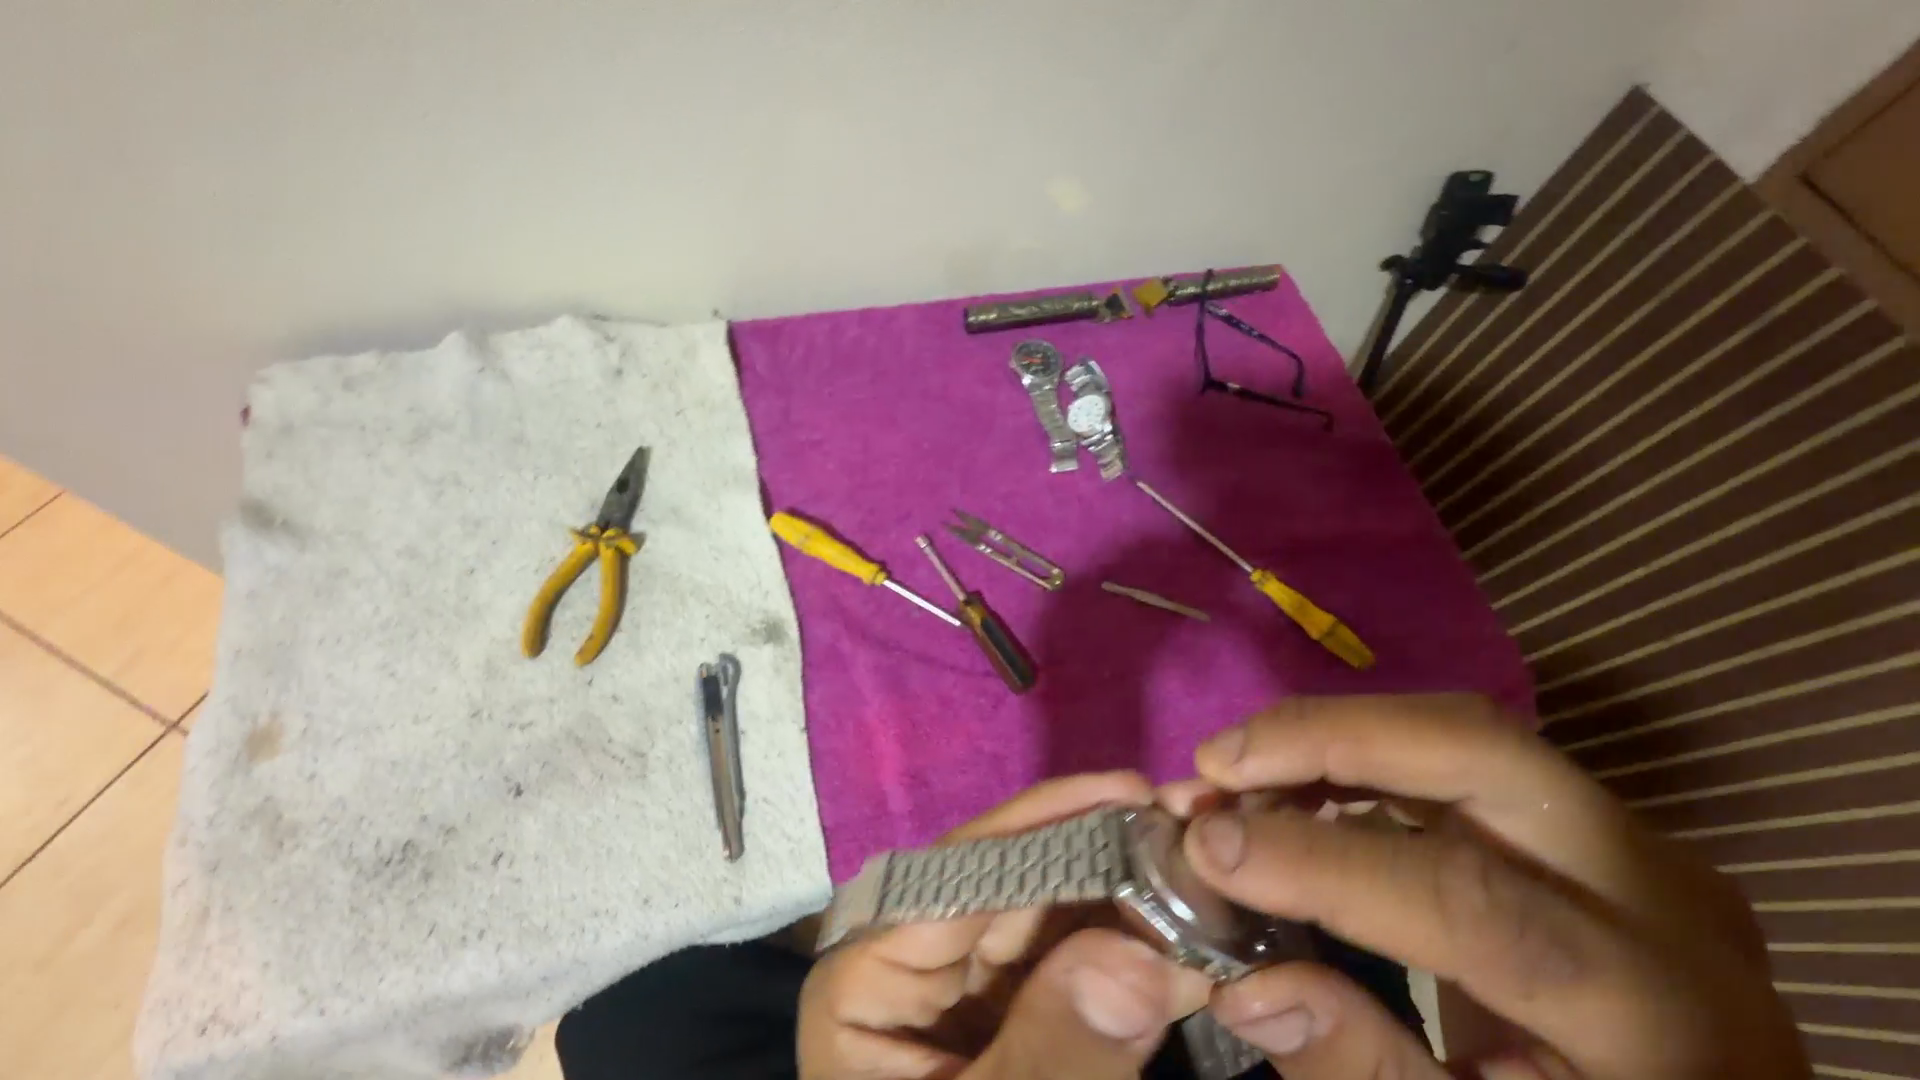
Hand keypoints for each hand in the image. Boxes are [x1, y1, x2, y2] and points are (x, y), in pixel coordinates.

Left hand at [796, 771, 1211, 1078]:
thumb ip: (1058, 1056)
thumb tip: (1138, 951)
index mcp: (869, 975)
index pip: (957, 877)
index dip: (1045, 826)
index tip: (1131, 792)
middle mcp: (918, 958)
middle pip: (1016, 882)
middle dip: (1106, 850)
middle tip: (1193, 816)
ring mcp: (975, 983)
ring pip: (1059, 913)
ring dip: (1134, 887)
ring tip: (1207, 850)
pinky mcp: (1027, 1010)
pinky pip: (1085, 959)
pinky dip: (1140, 942)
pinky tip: (1197, 919)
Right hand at [1173, 694, 1805, 1079]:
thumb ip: (1363, 1071)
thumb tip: (1244, 985)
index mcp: (1658, 1013)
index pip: (1475, 901)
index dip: (1328, 862)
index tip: (1208, 845)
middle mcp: (1658, 893)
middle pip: (1484, 752)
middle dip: (1331, 738)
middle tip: (1218, 761)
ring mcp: (1626, 839)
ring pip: (1464, 731)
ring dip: (1331, 735)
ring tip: (1231, 770)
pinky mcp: (1584, 819)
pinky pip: (1456, 755)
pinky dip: (1356, 754)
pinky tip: (1290, 786)